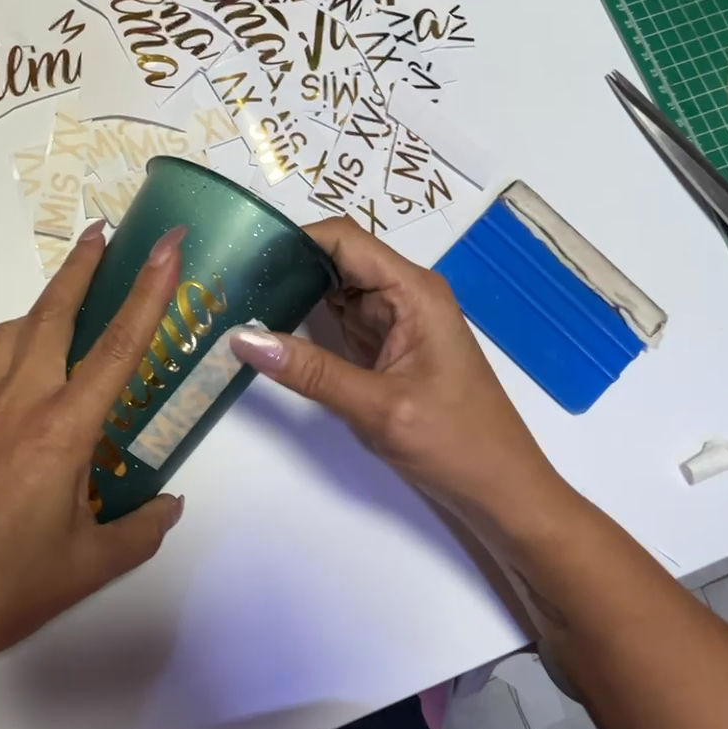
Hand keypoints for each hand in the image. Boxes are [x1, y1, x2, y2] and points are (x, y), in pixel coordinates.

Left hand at [0, 221, 189, 713]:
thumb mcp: (90, 565)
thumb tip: (169, 505)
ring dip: (42, 308)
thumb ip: (141, 530)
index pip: (118, 346)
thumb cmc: (9, 587)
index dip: (148, 289)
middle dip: (80, 265)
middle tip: (102, 232)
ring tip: (68, 308)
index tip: (164, 243)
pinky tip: (24, 405)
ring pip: (10, 334)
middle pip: (51, 313)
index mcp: (61, 431)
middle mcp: (17, 404)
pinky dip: (13, 366)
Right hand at [227, 217, 557, 515]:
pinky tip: (266, 326)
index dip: (293, 238)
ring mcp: (391, 319)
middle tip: (227, 279)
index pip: (343, 239)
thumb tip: (242, 337)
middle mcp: (402, 294)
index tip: (242, 253)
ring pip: (330, 288)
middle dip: (283, 264)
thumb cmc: (456, 443)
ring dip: (289, 291)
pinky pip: (334, 319)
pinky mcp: (381, 345)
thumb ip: (309, 371)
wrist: (500, 490)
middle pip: (333, 258)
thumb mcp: (378, 407)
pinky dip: (301, 320)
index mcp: (412, 291)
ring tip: (235, 298)